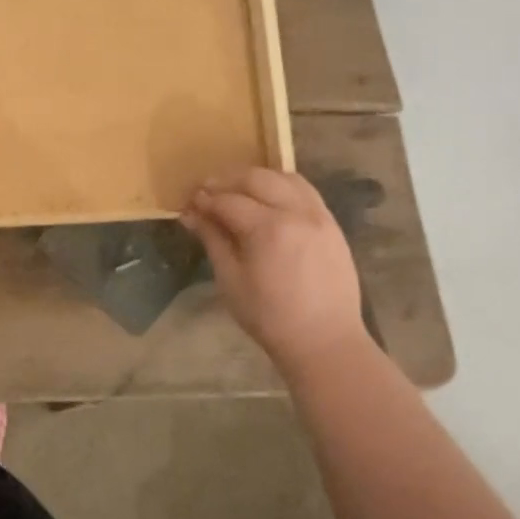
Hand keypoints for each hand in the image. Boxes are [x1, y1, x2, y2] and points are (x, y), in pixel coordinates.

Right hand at [180, 168, 365, 368]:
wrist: (324, 340)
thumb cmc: (268, 316)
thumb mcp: (230, 279)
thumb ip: (212, 239)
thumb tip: (190, 214)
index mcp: (268, 229)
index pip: (228, 200)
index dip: (204, 199)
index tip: (188, 203)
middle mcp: (297, 213)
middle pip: (257, 178)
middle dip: (228, 180)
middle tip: (207, 191)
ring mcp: (320, 217)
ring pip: (285, 178)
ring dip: (257, 179)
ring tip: (238, 192)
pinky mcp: (332, 226)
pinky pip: (306, 192)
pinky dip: (282, 188)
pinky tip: (268, 202)